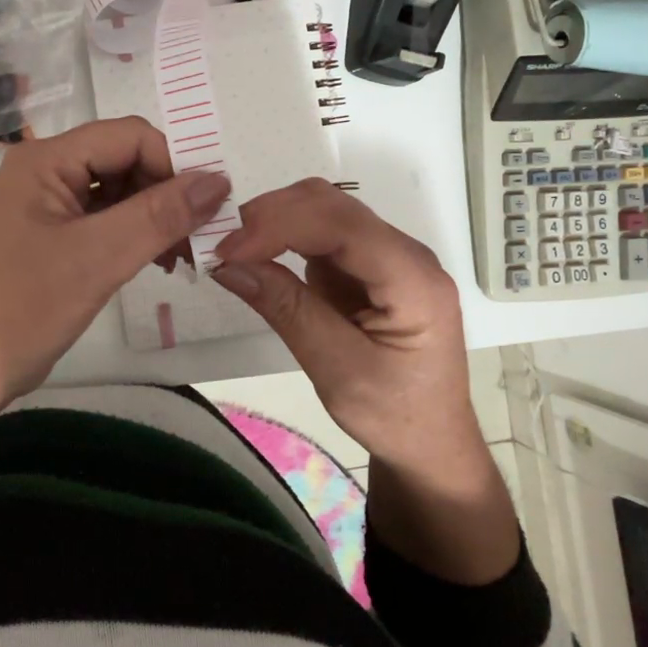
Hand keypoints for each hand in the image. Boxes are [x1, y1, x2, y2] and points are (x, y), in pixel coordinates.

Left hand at [0, 118, 229, 488]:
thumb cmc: (26, 309)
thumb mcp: (98, 259)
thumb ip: (160, 215)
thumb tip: (220, 180)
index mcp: (45, 160)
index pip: (129, 136)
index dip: (172, 164)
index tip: (206, 209)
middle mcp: (44, 169)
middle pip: (125, 158)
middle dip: (165, 192)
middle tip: (197, 240)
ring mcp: (47, 201)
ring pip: (119, 188)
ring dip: (154, 215)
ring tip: (180, 257)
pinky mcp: (53, 231)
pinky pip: (105, 215)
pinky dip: (135, 232)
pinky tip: (156, 261)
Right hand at [210, 179, 477, 465]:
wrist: (429, 441)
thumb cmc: (394, 415)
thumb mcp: (337, 371)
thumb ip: (288, 310)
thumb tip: (228, 264)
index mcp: (414, 280)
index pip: (342, 225)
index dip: (280, 225)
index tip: (226, 249)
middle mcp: (404, 253)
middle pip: (331, 205)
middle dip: (271, 215)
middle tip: (218, 246)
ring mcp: (384, 254)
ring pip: (322, 210)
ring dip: (272, 221)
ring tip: (229, 249)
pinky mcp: (363, 264)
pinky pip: (317, 233)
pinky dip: (279, 236)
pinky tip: (252, 254)